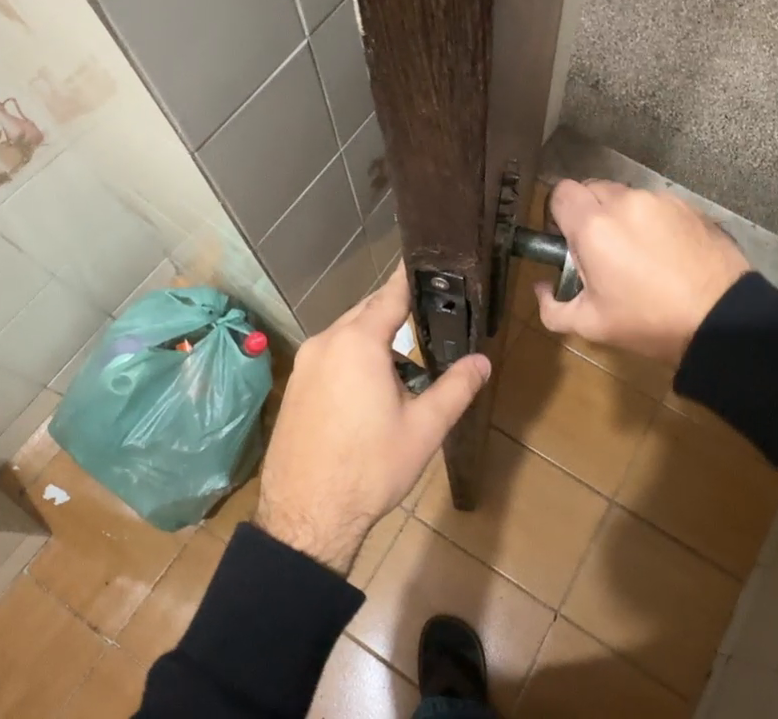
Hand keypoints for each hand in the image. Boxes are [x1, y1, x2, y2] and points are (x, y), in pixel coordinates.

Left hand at [255, 265, 490, 573]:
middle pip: (367, 312)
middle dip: (395, 313)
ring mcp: (305, 365)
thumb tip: (483, 361)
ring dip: (375, 339)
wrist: (306, 517)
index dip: (410, 277)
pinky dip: (353, 358)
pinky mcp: (295, 387)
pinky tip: (372, 389)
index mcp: (358, 343)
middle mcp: (326, 343)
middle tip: (428, 318)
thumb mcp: (424, 428)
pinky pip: (330, 356)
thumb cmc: (370, 468)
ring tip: (406, 363)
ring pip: (346, 335)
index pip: (390, 295)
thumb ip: (456, 387)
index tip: (425, 259)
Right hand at [536, 179, 750, 364]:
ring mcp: (661, 201)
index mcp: (594, 226)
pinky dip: (653, 223)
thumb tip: (542, 288)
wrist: (722, 319)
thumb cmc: (649, 322)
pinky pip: (658, 206)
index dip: (558, 215)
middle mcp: (625, 203)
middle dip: (590, 215)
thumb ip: (553, 307)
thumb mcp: (592, 326)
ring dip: (622, 218)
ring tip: (638, 255)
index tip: (568, 242)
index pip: (560, 193)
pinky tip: (666, 255)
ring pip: (627, 198)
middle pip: (592, 190)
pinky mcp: (690, 207)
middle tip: (601, 252)